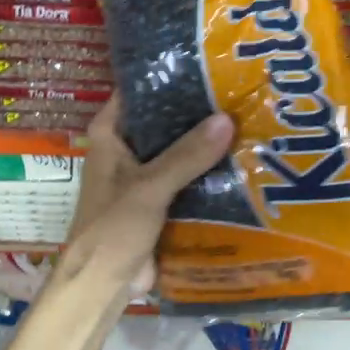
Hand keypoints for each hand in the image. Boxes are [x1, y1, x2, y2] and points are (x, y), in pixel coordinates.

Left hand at [60, 95, 233, 298]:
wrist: (101, 286)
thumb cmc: (113, 228)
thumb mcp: (150, 187)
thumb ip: (187, 155)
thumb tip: (227, 118)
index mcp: (110, 133)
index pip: (139, 90)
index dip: (168, 76)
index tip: (206, 62)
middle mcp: (125, 148)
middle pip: (163, 120)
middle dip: (195, 111)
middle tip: (238, 91)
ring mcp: (142, 174)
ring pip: (177, 150)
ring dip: (204, 143)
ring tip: (248, 119)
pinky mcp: (158, 201)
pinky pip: (185, 179)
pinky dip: (206, 173)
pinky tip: (241, 161)